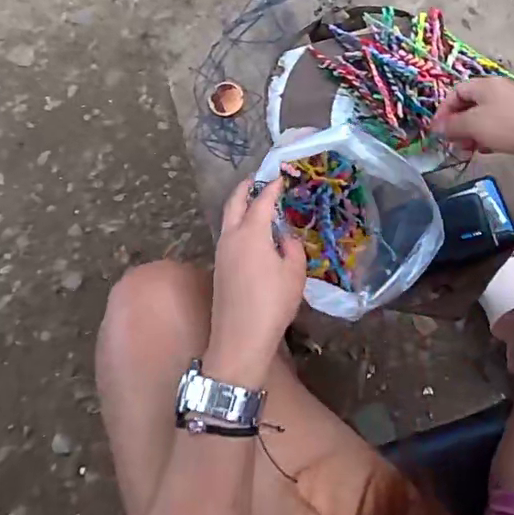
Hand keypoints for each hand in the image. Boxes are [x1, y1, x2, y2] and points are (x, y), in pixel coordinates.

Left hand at [206, 176, 304, 386]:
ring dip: (239, 205)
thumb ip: (292, 247)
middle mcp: (231, 237)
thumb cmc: (272, 302)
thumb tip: (284, 237)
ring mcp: (221, 252)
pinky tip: (251, 231)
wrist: (240, 338)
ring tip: (255, 201)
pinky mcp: (219, 267)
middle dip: (245, 188)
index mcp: (251, 232)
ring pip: (228, 218)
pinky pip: (228, 234)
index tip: (280, 177)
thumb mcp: (294, 272)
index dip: (272, 187)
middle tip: (257, 179)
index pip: (261, 201)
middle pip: (234, 203)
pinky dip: (238, 223)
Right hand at [432, 77, 513, 169]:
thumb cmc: (506, 125)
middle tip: (453, 143)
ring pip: (482, 119)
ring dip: (470, 134)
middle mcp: (498, 91)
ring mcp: (512, 107)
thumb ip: (452, 125)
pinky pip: (496, 128)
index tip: (437, 130)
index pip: (456, 92)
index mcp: (485, 84)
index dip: (443, 110)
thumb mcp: (472, 124)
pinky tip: (484, 151)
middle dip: (457, 125)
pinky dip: (486, 138)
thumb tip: (437, 128)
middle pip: (469, 106)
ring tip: (467, 150)